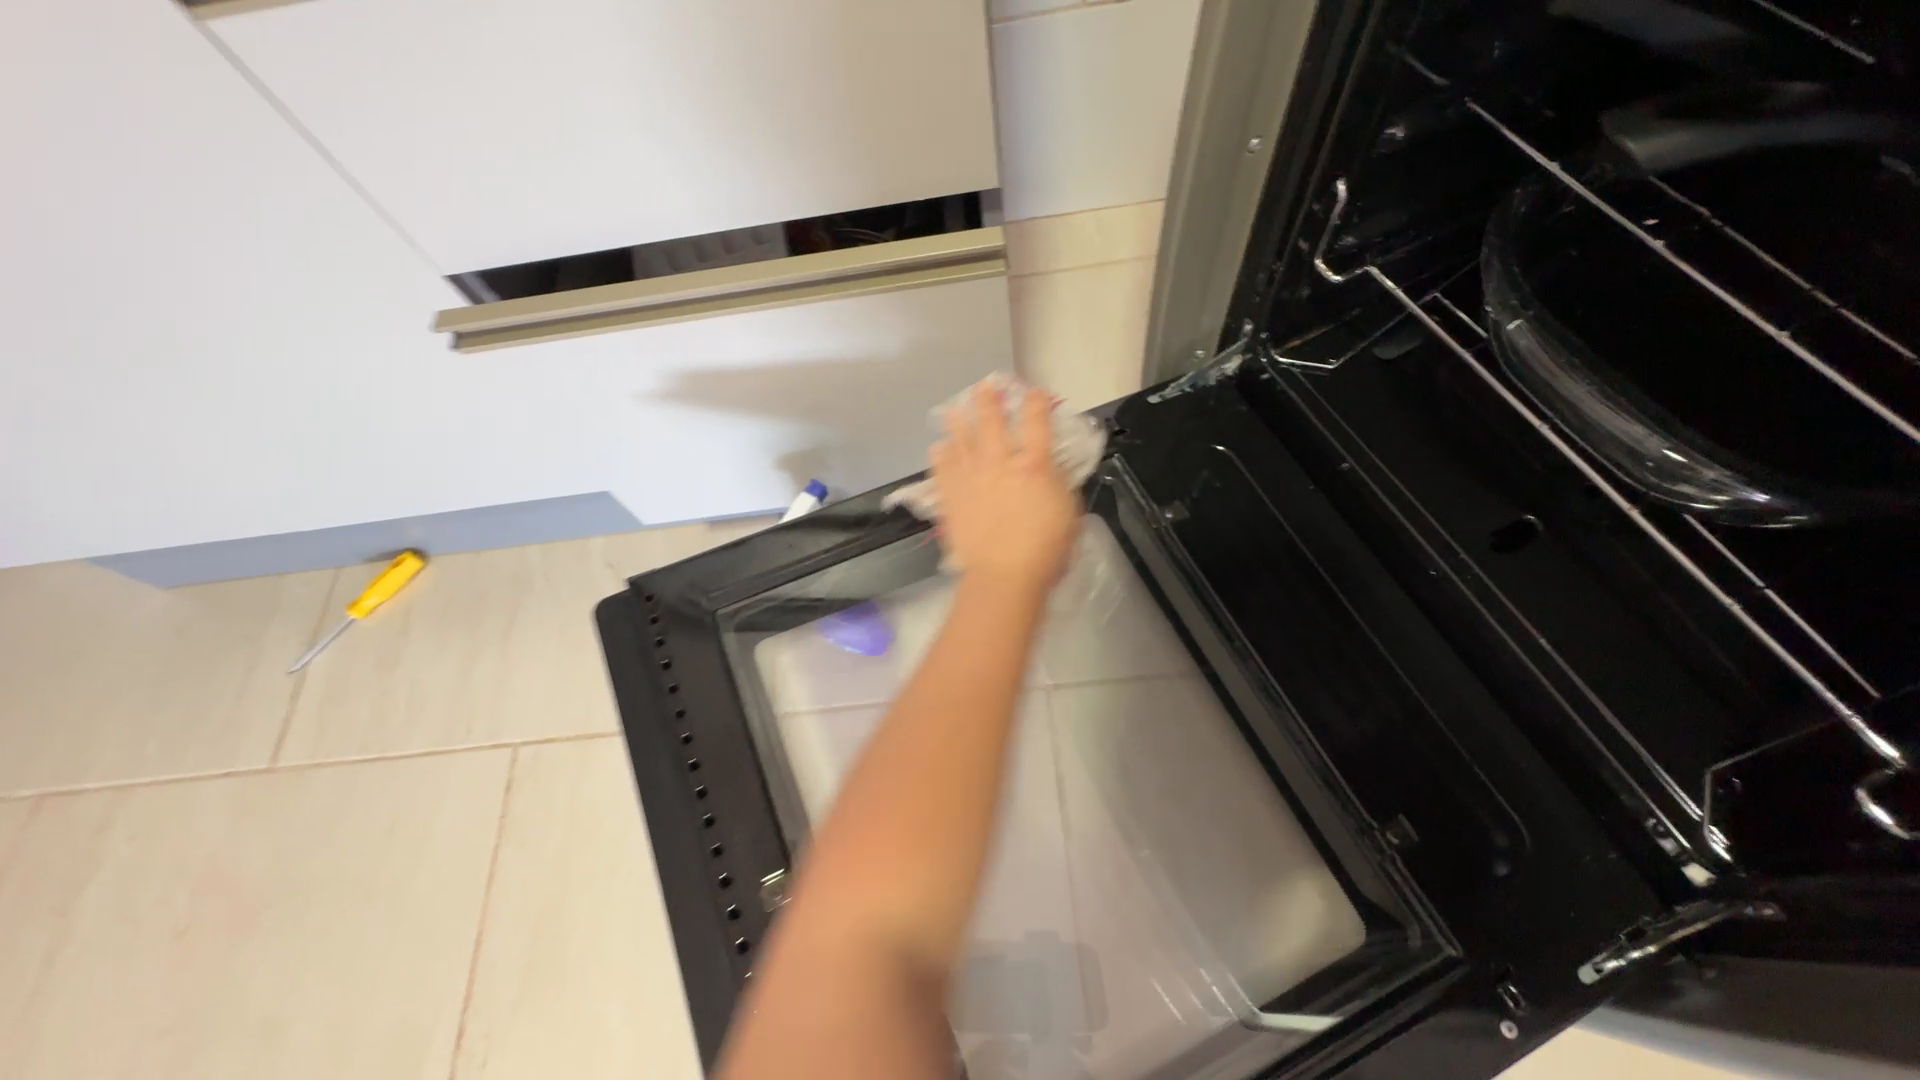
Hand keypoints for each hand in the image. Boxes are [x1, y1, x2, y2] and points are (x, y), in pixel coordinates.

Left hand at [929, 382, 1079, 591]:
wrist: (1003, 576)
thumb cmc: (1046, 551)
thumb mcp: (1069, 513)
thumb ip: (1059, 485)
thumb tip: (1053, 470)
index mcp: (1034, 465)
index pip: (1037, 422)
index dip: (1037, 402)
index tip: (1036, 393)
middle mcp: (1000, 463)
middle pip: (991, 420)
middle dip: (989, 399)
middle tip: (985, 386)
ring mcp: (971, 477)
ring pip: (960, 439)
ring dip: (958, 421)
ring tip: (954, 410)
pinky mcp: (951, 496)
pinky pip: (941, 468)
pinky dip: (940, 455)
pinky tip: (939, 448)